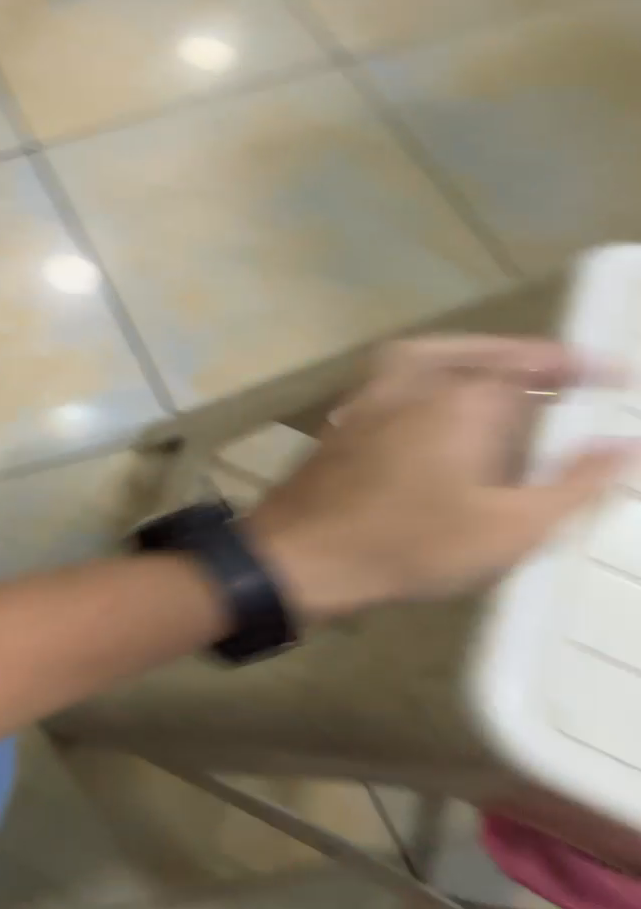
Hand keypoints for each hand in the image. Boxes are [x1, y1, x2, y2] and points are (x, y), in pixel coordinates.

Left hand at [245, 335, 636, 624]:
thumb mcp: (514, 525)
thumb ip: (577, 482)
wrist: (300, 556)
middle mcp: (400, 393)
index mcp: (452, 404)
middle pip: (456, 352)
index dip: (571, 367)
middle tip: (554, 370)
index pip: (521, 366)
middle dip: (508, 353)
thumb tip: (629, 444)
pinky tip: (440, 417)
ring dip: (459, 363)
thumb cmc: (411, 545)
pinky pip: (383, 390)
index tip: (616, 377)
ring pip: (409, 364)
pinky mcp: (335, 433)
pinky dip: (420, 388)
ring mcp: (358, 410)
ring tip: (503, 384)